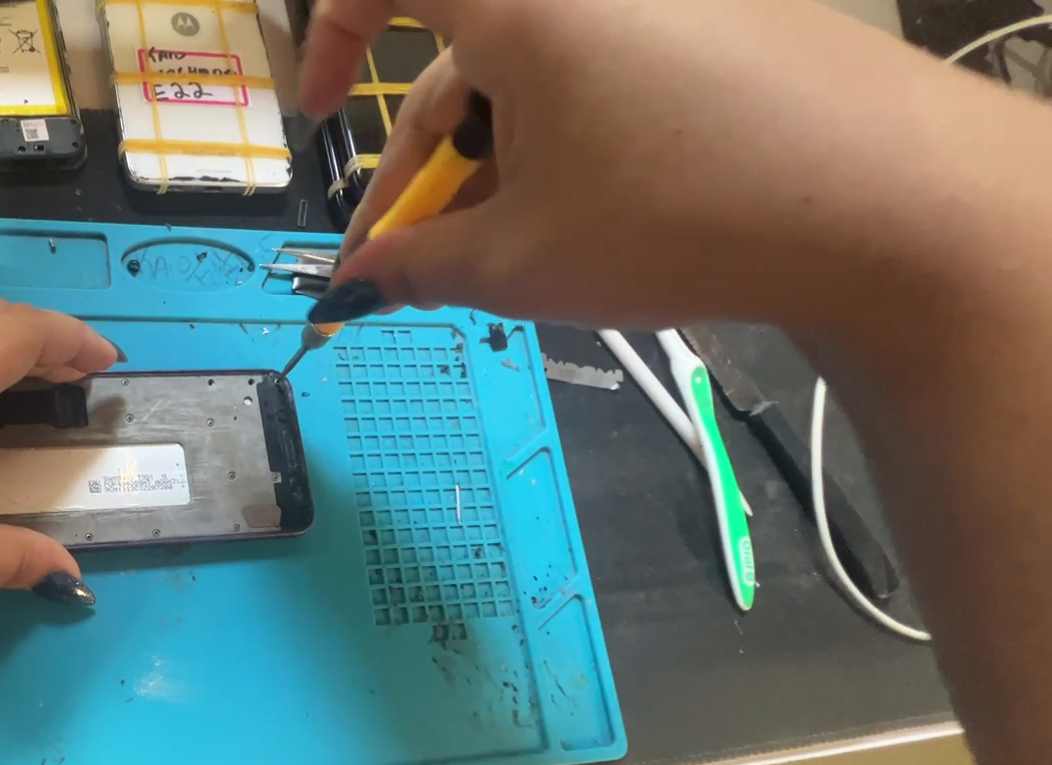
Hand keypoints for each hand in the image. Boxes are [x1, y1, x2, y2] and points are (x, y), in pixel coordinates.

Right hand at [301, 0, 1008, 335]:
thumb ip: (409, 268)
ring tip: (474, 268)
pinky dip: (542, 158)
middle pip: (455, 78)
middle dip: (412, 182)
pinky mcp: (708, 36)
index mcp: (526, 6)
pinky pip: (586, 89)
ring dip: (476, 183)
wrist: (895, 210)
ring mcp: (657, 8)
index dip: (333, 37)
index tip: (319, 114)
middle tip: (389, 271)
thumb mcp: (510, 262)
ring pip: (519, 94)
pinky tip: (548, 228)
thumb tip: (352, 285)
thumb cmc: (669, 222)